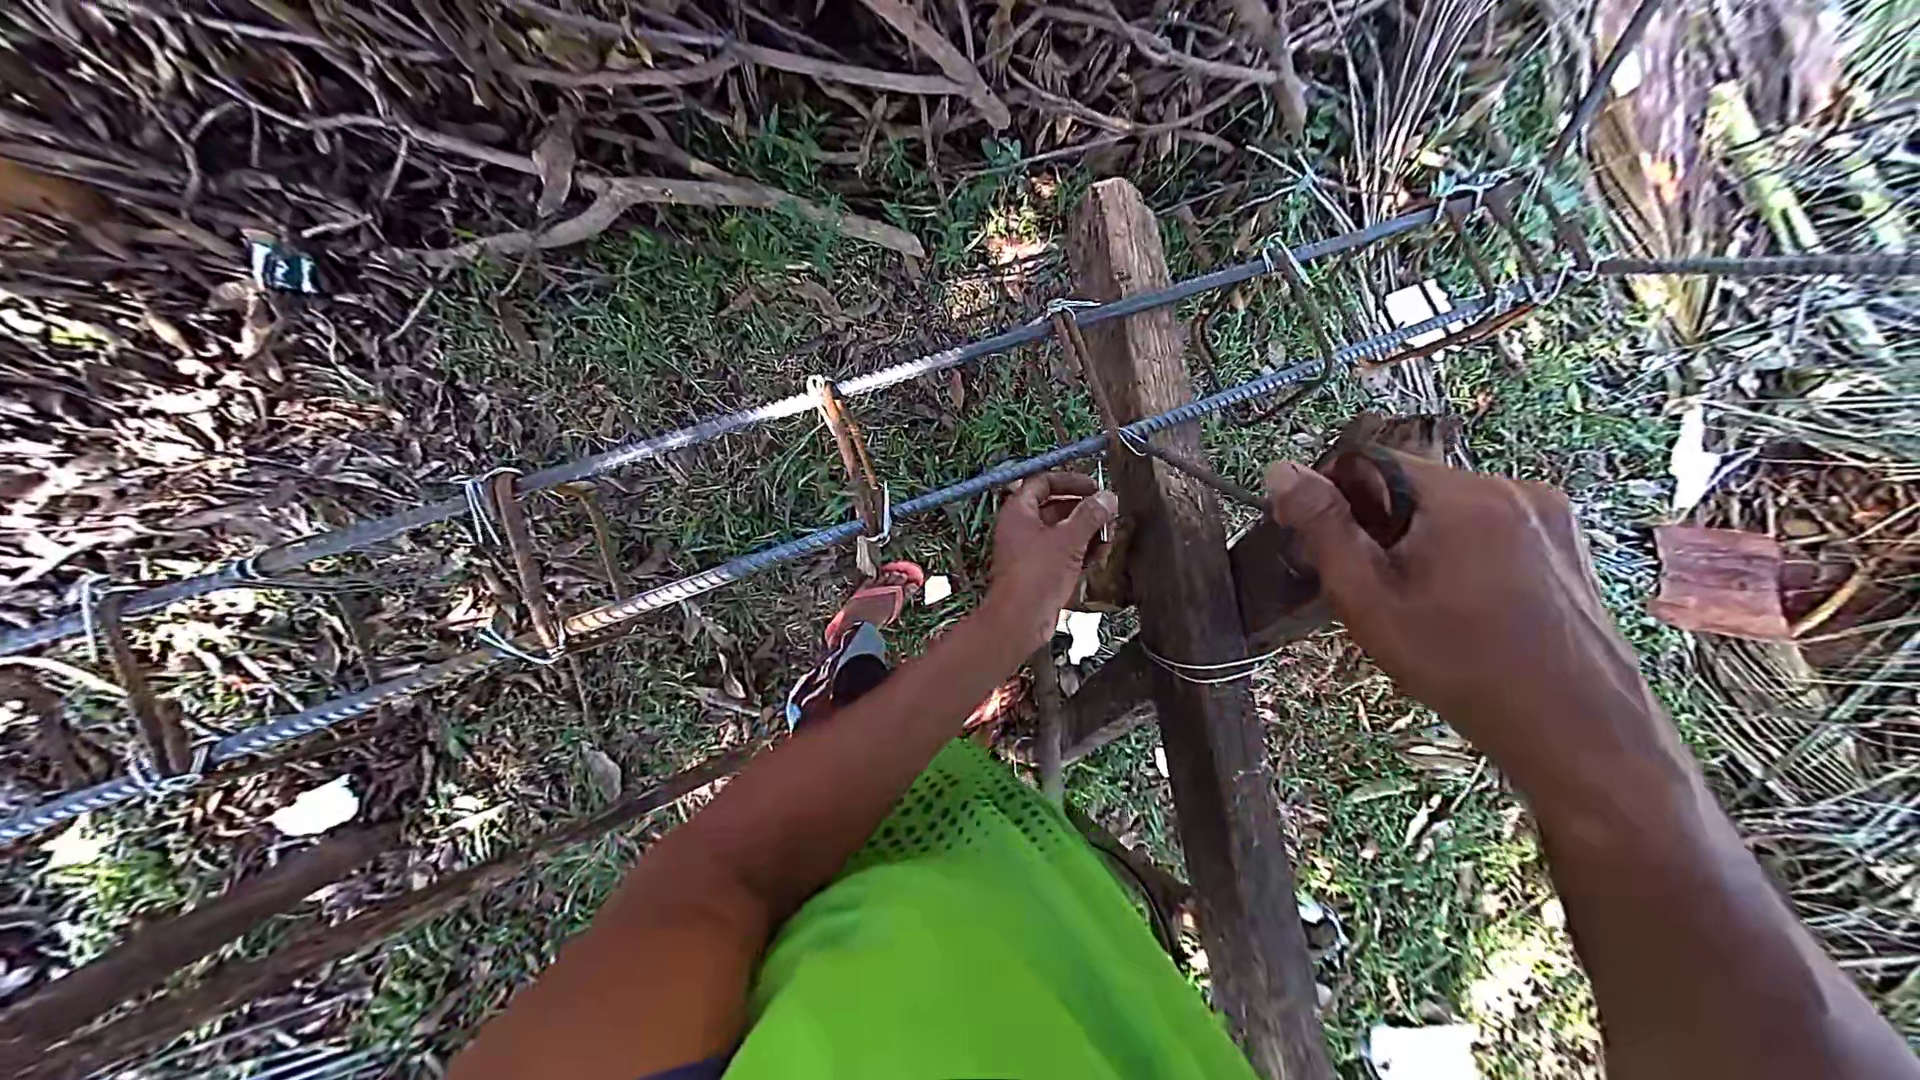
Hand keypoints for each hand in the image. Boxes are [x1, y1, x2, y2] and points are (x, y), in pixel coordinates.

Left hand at [982, 472, 1116, 653]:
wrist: (1020, 620)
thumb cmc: (1035, 577)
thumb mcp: (1069, 540)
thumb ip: (1090, 516)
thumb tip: (1107, 498)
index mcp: (1018, 512)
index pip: (1042, 483)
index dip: (1069, 481)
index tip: (1093, 486)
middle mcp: (1021, 528)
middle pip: (1055, 507)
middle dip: (1084, 509)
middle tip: (1108, 512)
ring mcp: (1030, 550)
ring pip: (1062, 532)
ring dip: (1086, 531)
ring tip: (1109, 534)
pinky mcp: (1040, 571)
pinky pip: (1063, 552)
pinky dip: (1081, 550)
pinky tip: (1100, 554)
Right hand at [1265, 456, 1667, 790]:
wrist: (1577, 730)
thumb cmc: (1458, 664)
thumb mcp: (1367, 598)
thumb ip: (1322, 528)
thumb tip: (1281, 470)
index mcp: (1463, 496)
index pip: (1369, 461)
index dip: (1331, 498)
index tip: (1321, 544)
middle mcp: (1514, 488)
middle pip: (1410, 484)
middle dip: (1373, 523)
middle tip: (1366, 583)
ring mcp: (1550, 515)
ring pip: (1447, 507)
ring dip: (1413, 539)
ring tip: (1411, 599)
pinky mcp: (1567, 542)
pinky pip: (1487, 526)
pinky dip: (1455, 551)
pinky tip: (1455, 602)